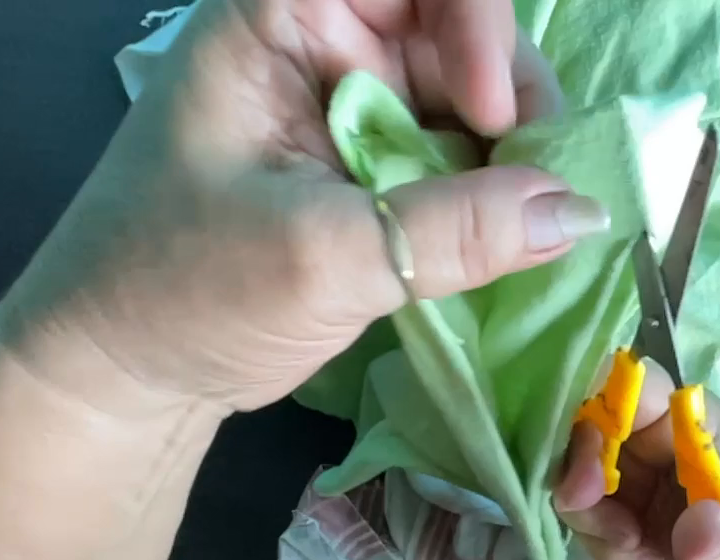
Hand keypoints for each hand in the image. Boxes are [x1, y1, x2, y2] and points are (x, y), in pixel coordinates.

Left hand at [0, 0, 607, 416]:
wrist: (138, 366)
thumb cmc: (190, 288)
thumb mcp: (324, 255)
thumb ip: (456, 233)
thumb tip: (582, 213)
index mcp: (286, 19)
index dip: (475, 23)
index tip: (493, 120)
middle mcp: (332, 55)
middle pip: (461, 38)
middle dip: (515, 105)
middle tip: (540, 193)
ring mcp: (360, 124)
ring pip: (473, 113)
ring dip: (515, 166)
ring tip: (526, 232)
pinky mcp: (379, 187)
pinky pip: (461, 177)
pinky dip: (496, 209)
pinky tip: (509, 247)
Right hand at [554, 363, 719, 559]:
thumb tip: (697, 531)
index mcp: (699, 423)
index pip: (637, 387)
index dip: (601, 417)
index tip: (593, 478)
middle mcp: (662, 436)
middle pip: (590, 426)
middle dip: (580, 474)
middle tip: (598, 517)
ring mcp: (640, 471)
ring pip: (578, 472)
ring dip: (591, 515)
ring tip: (635, 547)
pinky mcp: (627, 506)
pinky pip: (587, 512)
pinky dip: (601, 540)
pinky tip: (642, 556)